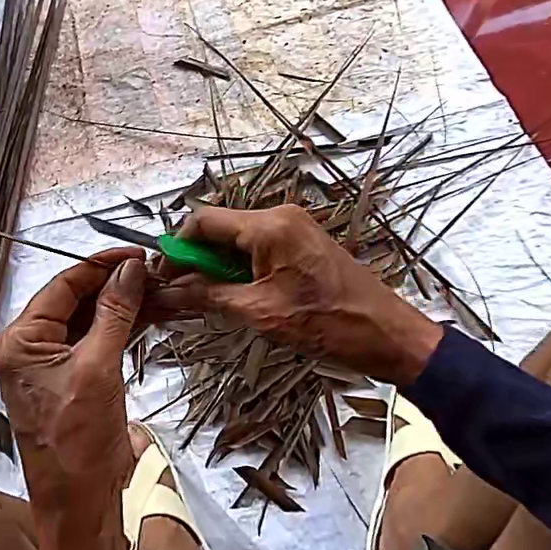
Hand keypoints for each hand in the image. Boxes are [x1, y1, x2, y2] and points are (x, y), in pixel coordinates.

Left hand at [0, 249, 148, 549]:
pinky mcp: (68, 377)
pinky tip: (150, 313)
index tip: (137, 253)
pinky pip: (94, 340)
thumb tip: (132, 267)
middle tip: (155, 271)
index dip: (100, 265)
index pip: (62, 285)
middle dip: (115, 284)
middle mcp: (26, 346)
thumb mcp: (99, 368)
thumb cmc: (81, 440)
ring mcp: (47, 363)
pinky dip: (120, 327)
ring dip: (122, 305)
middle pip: (74, 299)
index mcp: (19, 341)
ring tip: (160, 289)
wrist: (81, 506)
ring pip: (87, 319)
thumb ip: (114, 311)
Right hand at [155, 204, 442, 385]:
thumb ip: (208, 296)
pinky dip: (240, 267)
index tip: (163, 277)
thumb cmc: (327, 323)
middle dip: (196, 259)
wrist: (388, 333)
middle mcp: (280, 216)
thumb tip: (167, 293)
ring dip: (217, 266)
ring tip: (207, 299)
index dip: (177, 248)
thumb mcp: (259, 312)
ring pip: (237, 239)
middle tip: (182, 294)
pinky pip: (258, 247)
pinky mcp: (302, 242)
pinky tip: (235, 293)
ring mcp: (294, 227)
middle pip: (220, 228)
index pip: (203, 220)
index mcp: (269, 226)